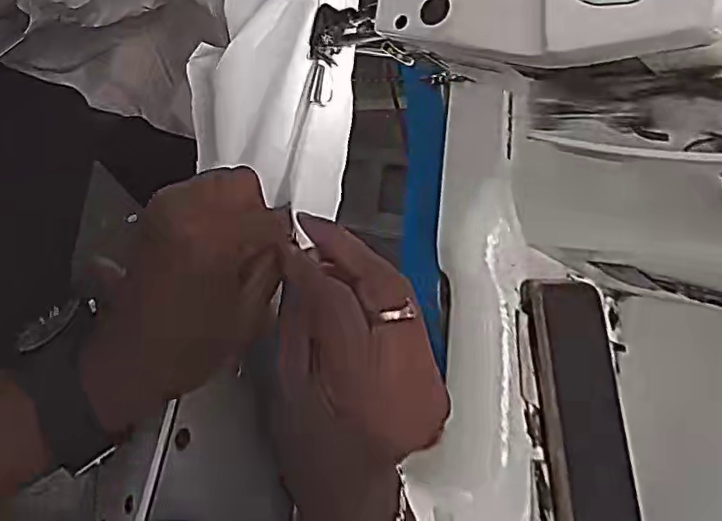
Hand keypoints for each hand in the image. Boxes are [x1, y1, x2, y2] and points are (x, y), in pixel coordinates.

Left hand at [79, 168, 285, 433]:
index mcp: (212, 239)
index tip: (282, 249)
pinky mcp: (156, 210)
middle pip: (242, 184)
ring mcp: (167, 208)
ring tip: (233, 242)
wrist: (129, 357)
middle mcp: (186, 213)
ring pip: (219, 181)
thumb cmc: (179, 349)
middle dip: (256, 212)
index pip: (268, 217)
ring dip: (233, 206)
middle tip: (258, 242)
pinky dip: (210, 206)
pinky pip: (196, 189)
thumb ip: (272, 270)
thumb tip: (284, 244)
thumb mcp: (246, 318)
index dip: (281, 237)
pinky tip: (213, 239)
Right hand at [273, 215, 448, 520]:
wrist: (353, 496)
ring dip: (362, 259)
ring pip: (399, 288)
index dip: (310, 264)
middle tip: (314, 228)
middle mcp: (403, 375)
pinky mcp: (432, 370)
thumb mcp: (289, 384)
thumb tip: (299, 268)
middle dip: (345, 246)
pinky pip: (407, 306)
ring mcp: (425, 373)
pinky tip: (354, 274)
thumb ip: (297, 318)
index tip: (291, 247)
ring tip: (329, 246)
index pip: (337, 297)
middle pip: (381, 283)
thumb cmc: (316, 456)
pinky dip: (379, 282)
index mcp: (360, 384)